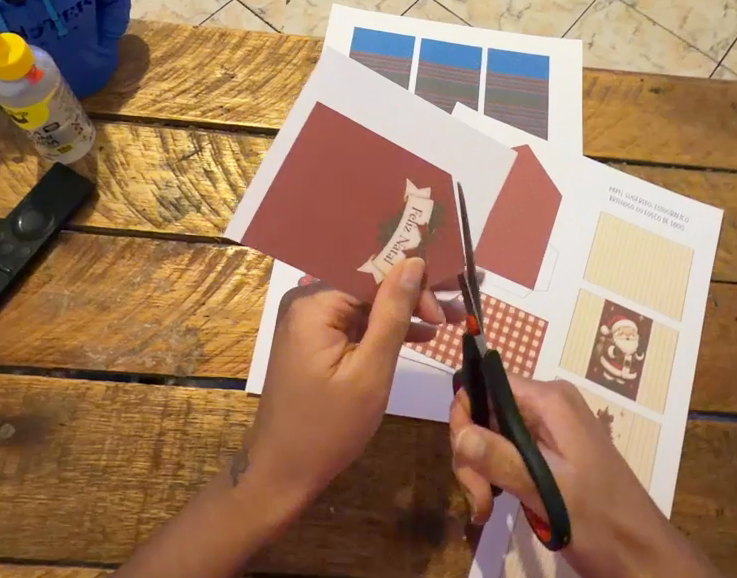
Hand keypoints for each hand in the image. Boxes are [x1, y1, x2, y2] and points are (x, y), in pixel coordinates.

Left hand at [246, 257, 460, 506]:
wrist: (282, 474)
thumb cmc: (328, 427)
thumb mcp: (370, 371)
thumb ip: (393, 314)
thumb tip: (413, 262)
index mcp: (315, 303)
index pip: (372, 273)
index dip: (412, 282)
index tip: (447, 301)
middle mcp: (307, 302)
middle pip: (369, 285)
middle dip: (412, 296)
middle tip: (454, 313)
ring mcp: (309, 321)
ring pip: (366, 304)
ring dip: (403, 313)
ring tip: (448, 319)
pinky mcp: (315, 340)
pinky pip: (355, 323)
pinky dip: (383, 330)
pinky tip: (421, 335)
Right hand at [450, 378, 717, 577]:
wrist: (643, 556)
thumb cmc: (599, 521)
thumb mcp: (546, 491)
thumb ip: (501, 459)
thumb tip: (459, 433)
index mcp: (549, 400)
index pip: (486, 384)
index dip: (465, 419)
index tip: (466, 467)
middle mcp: (547, 403)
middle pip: (487, 410)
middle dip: (472, 454)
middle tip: (479, 502)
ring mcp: (550, 426)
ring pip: (493, 433)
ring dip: (482, 471)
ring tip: (486, 509)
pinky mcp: (550, 449)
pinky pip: (509, 449)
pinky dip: (496, 475)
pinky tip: (495, 503)